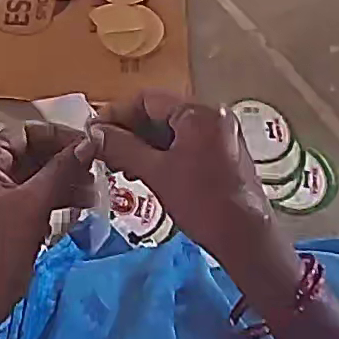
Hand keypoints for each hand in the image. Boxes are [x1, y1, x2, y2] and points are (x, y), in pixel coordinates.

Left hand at [0, 123, 96, 334]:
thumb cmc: (1, 244)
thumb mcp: (34, 202)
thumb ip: (63, 168)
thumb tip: (90, 142)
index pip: (25, 133)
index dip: (58, 136)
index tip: (87, 143)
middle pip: (33, 153)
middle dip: (65, 161)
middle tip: (95, 167)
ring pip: (38, 175)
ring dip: (66, 180)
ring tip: (93, 190)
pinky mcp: (10, 213)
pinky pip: (37, 194)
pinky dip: (58, 196)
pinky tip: (82, 204)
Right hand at [93, 92, 300, 310]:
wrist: (246, 239)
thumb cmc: (201, 201)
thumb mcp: (156, 173)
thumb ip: (122, 148)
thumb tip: (93, 132)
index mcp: (199, 112)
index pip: (148, 99)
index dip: (117, 113)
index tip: (94, 130)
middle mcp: (213, 115)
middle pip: (160, 112)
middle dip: (129, 130)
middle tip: (103, 150)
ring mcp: (221, 134)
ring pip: (172, 130)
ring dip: (143, 144)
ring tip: (119, 165)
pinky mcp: (223, 153)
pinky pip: (186, 143)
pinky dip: (163, 154)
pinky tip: (143, 171)